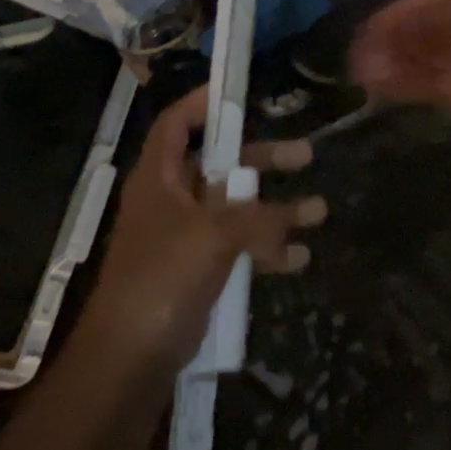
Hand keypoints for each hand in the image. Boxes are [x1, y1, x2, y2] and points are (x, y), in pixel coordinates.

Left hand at [86, 86, 326, 348]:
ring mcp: (187, 238)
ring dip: (277, 210)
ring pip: (238, 209)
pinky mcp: (200, 271)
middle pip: (219, 165)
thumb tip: (304, 213)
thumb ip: (260, 217)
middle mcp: (172, 202)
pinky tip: (298, 258)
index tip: (238, 94)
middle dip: (262, 161)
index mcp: (159, 180)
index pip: (175, 125)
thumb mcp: (213, 236)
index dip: (202, 105)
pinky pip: (241, 248)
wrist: (131, 355)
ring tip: (319, 212)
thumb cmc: (162, 279)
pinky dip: (269, 249)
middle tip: (306, 155)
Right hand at [350, 0, 450, 136]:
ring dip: (422, 55)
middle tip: (370, 68)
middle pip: (435, 20)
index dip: (383, 27)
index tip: (357, 51)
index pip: (417, 5)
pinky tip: (436, 81)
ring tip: (394, 77)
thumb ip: (408, 75)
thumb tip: (364, 67)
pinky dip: (448, 65)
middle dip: (399, 42)